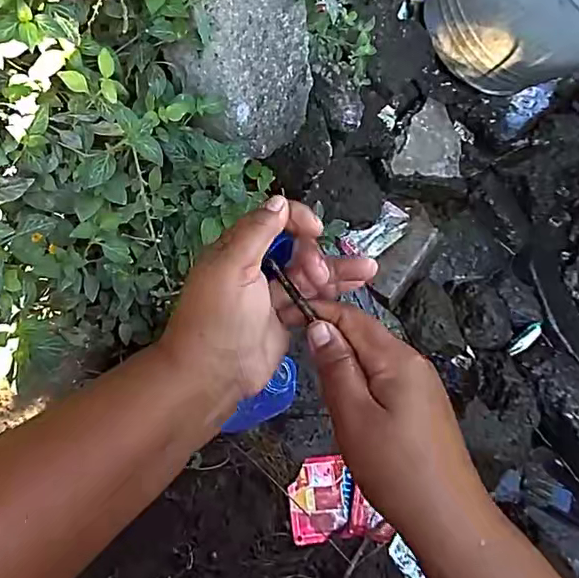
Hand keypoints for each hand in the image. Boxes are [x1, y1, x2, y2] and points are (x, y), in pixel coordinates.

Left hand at [160, 195, 377, 399]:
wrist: (212, 376)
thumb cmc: (217, 319)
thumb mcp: (231, 268)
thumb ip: (256, 233)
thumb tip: (279, 201)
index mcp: (238, 249)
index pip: (274, 220)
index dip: (297, 220)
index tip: (315, 231)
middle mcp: (255, 268)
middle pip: (296, 248)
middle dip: (316, 255)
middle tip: (318, 275)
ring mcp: (271, 295)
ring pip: (309, 274)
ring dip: (337, 270)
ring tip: (366, 269)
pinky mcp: (284, 319)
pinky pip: (312, 299)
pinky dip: (332, 294)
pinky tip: (355, 288)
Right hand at [305, 303, 484, 539]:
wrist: (448, 517)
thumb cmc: (397, 470)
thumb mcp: (354, 417)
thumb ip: (336, 368)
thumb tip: (320, 327)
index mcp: (397, 359)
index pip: (353, 317)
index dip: (319, 311)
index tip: (287, 314)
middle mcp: (414, 363)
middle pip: (365, 335)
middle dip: (331, 337)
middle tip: (299, 353)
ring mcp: (422, 384)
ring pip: (374, 359)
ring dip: (345, 362)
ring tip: (321, 385)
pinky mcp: (423, 405)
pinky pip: (386, 378)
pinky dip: (362, 382)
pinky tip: (351, 407)